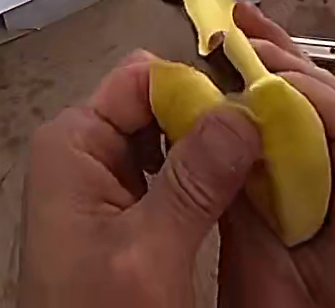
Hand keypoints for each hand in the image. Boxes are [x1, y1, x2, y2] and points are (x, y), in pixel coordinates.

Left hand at [20, 52, 261, 307]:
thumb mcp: (148, 256)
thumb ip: (194, 181)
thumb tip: (243, 111)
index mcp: (74, 141)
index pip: (144, 77)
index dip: (196, 88)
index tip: (247, 112)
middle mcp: (87, 145)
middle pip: (160, 97)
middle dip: (209, 115)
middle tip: (260, 137)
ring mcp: (105, 173)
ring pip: (171, 127)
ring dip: (212, 142)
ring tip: (252, 159)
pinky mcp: (126, 201)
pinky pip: (172, 161)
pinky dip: (205, 168)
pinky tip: (230, 186)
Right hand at [216, 2, 334, 307]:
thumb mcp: (261, 284)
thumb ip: (246, 205)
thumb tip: (222, 129)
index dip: (305, 92)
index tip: (249, 77)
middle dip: (288, 66)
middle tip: (236, 31)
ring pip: (329, 114)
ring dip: (285, 71)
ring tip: (244, 27)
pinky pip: (317, 138)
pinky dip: (283, 105)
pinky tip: (255, 79)